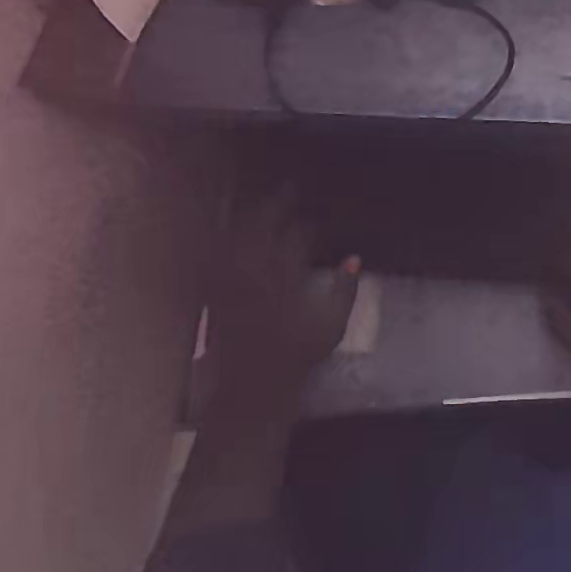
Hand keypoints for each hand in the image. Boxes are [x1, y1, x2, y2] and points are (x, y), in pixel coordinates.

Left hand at [207, 195, 359, 395]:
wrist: (252, 382)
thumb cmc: (297, 356)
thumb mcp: (332, 326)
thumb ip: (346, 290)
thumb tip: (355, 258)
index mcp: (288, 277)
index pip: (298, 236)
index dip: (307, 226)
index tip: (314, 224)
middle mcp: (257, 271)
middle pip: (263, 224)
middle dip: (276, 202)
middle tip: (288, 189)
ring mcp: (232, 278)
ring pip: (238, 232)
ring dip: (250, 212)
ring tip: (261, 200)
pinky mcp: (215, 287)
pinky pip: (218, 252)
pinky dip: (225, 235)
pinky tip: (230, 226)